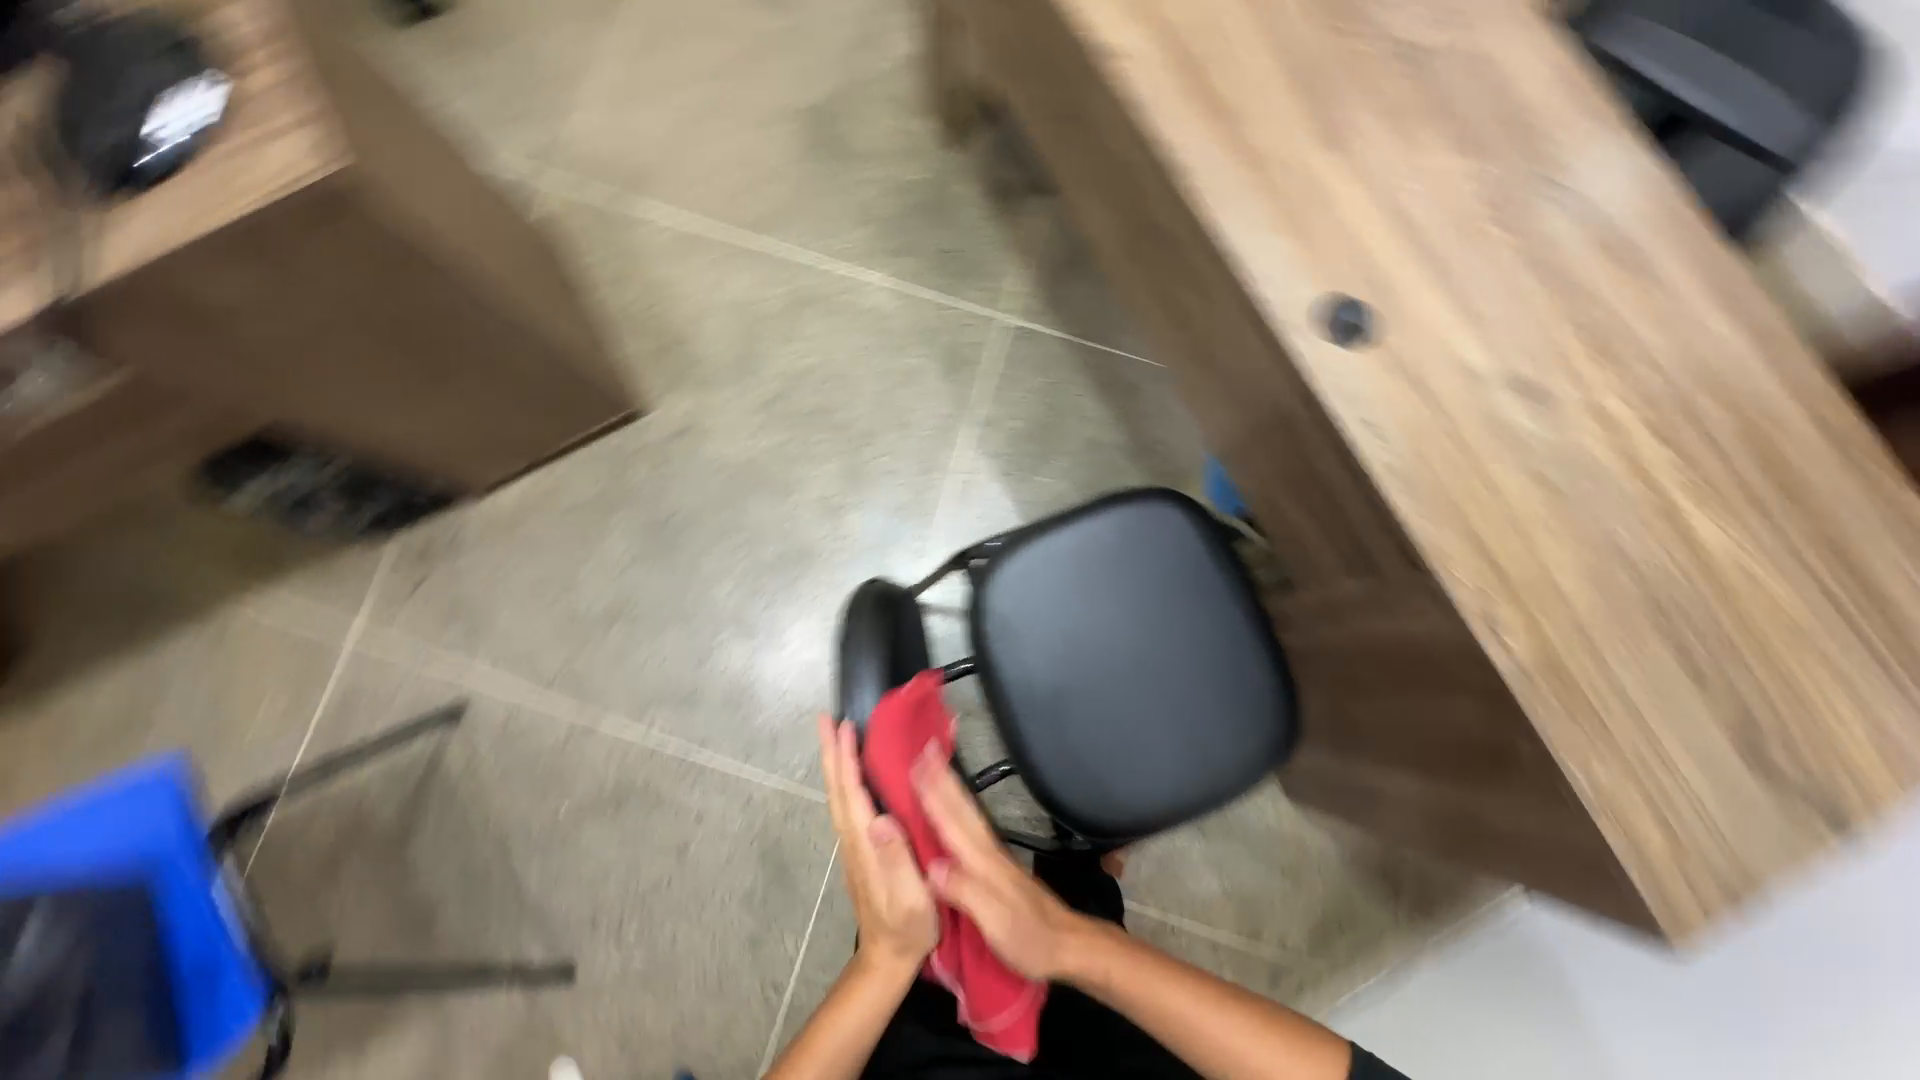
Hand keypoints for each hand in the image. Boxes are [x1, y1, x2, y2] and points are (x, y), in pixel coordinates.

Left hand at [818, 715, 938, 973]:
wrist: (888, 957)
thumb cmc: (906, 927)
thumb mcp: (909, 898)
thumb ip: (895, 860)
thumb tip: (881, 820)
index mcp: (865, 845)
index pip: (851, 793)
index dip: (846, 758)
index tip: (844, 726)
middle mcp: (853, 840)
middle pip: (837, 789)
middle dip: (831, 752)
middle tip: (824, 718)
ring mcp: (853, 846)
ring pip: (839, 796)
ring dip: (835, 763)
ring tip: (835, 736)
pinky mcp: (859, 850)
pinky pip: (847, 804)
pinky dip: (845, 781)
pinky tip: (852, 775)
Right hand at [911, 744, 1092, 980]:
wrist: (1068, 947)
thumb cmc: (1031, 938)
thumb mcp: (997, 922)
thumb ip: (966, 892)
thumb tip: (933, 865)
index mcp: (983, 862)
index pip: (953, 820)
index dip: (935, 792)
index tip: (919, 761)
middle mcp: (987, 852)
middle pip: (961, 809)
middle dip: (942, 779)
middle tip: (926, 748)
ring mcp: (995, 860)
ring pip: (967, 816)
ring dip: (951, 789)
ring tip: (936, 767)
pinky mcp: (998, 870)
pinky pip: (971, 830)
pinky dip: (960, 813)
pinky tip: (955, 812)